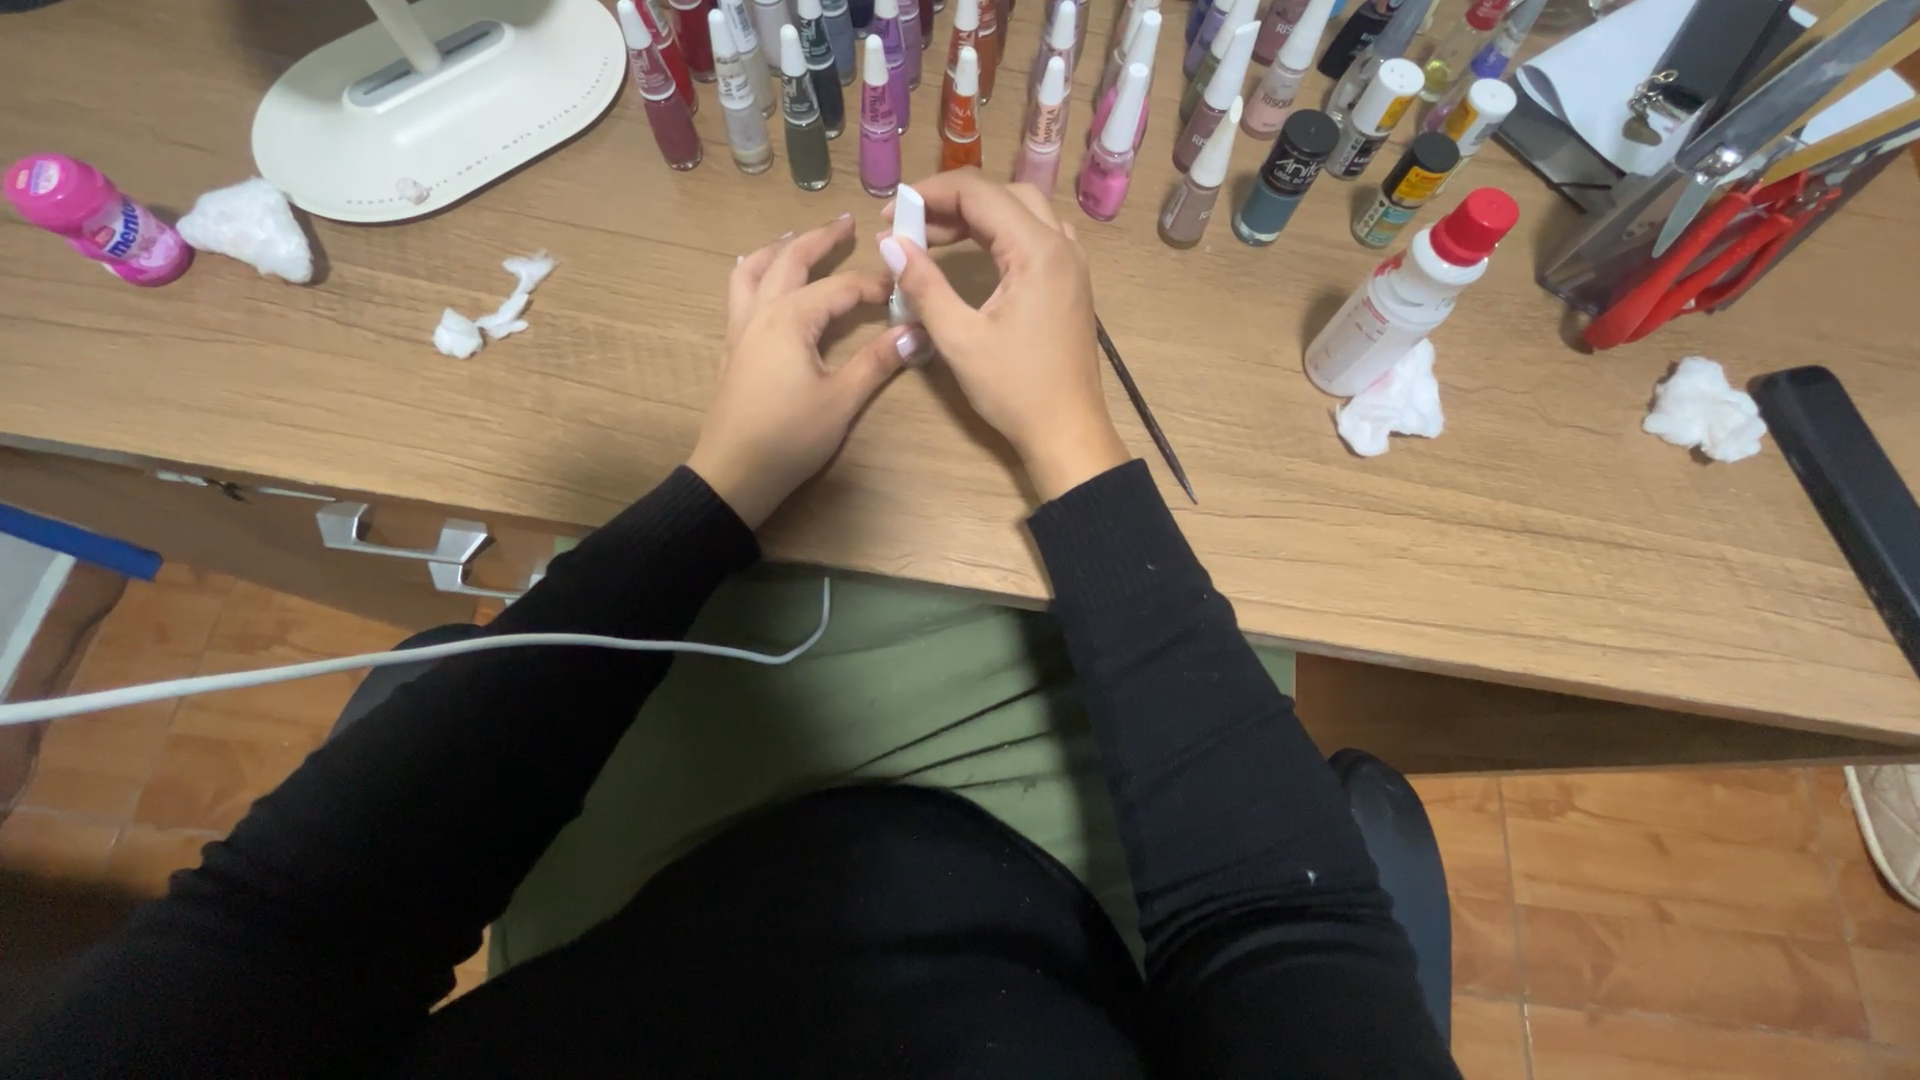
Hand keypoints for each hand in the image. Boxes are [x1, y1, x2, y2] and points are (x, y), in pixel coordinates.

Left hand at [687, 215, 917, 527]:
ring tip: (796, 239)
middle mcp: (760, 311)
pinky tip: (762, 284)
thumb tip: (916, 333)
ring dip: (777, 249)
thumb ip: (877, 362)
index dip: (873, 285)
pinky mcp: (732, 348)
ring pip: (751, 269)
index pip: (840, 287)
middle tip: (847, 222)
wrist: (734, 473)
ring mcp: (740, 328)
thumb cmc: (789, 438)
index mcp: (790, 318)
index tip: (901, 289)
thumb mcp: (841, 401)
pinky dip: (754, 274)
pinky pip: (738, 293)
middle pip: (789, 259)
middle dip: (820, 238)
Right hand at [881, 170, 1127, 499]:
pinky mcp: (1071, 284)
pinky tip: (978, 255)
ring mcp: (1072, 264)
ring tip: (936, 237)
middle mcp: (1061, 245)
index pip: (978, 193)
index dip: (928, 194)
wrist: (1067, 430)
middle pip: (1003, 194)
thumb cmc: (1015, 389)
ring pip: (1024, 212)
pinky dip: (1003, 234)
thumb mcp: (959, 338)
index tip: (891, 216)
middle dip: (953, 201)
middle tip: (911, 226)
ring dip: (979, 216)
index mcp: (1036, 250)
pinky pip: (1037, 237)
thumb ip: (924, 284)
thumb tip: (890, 245)